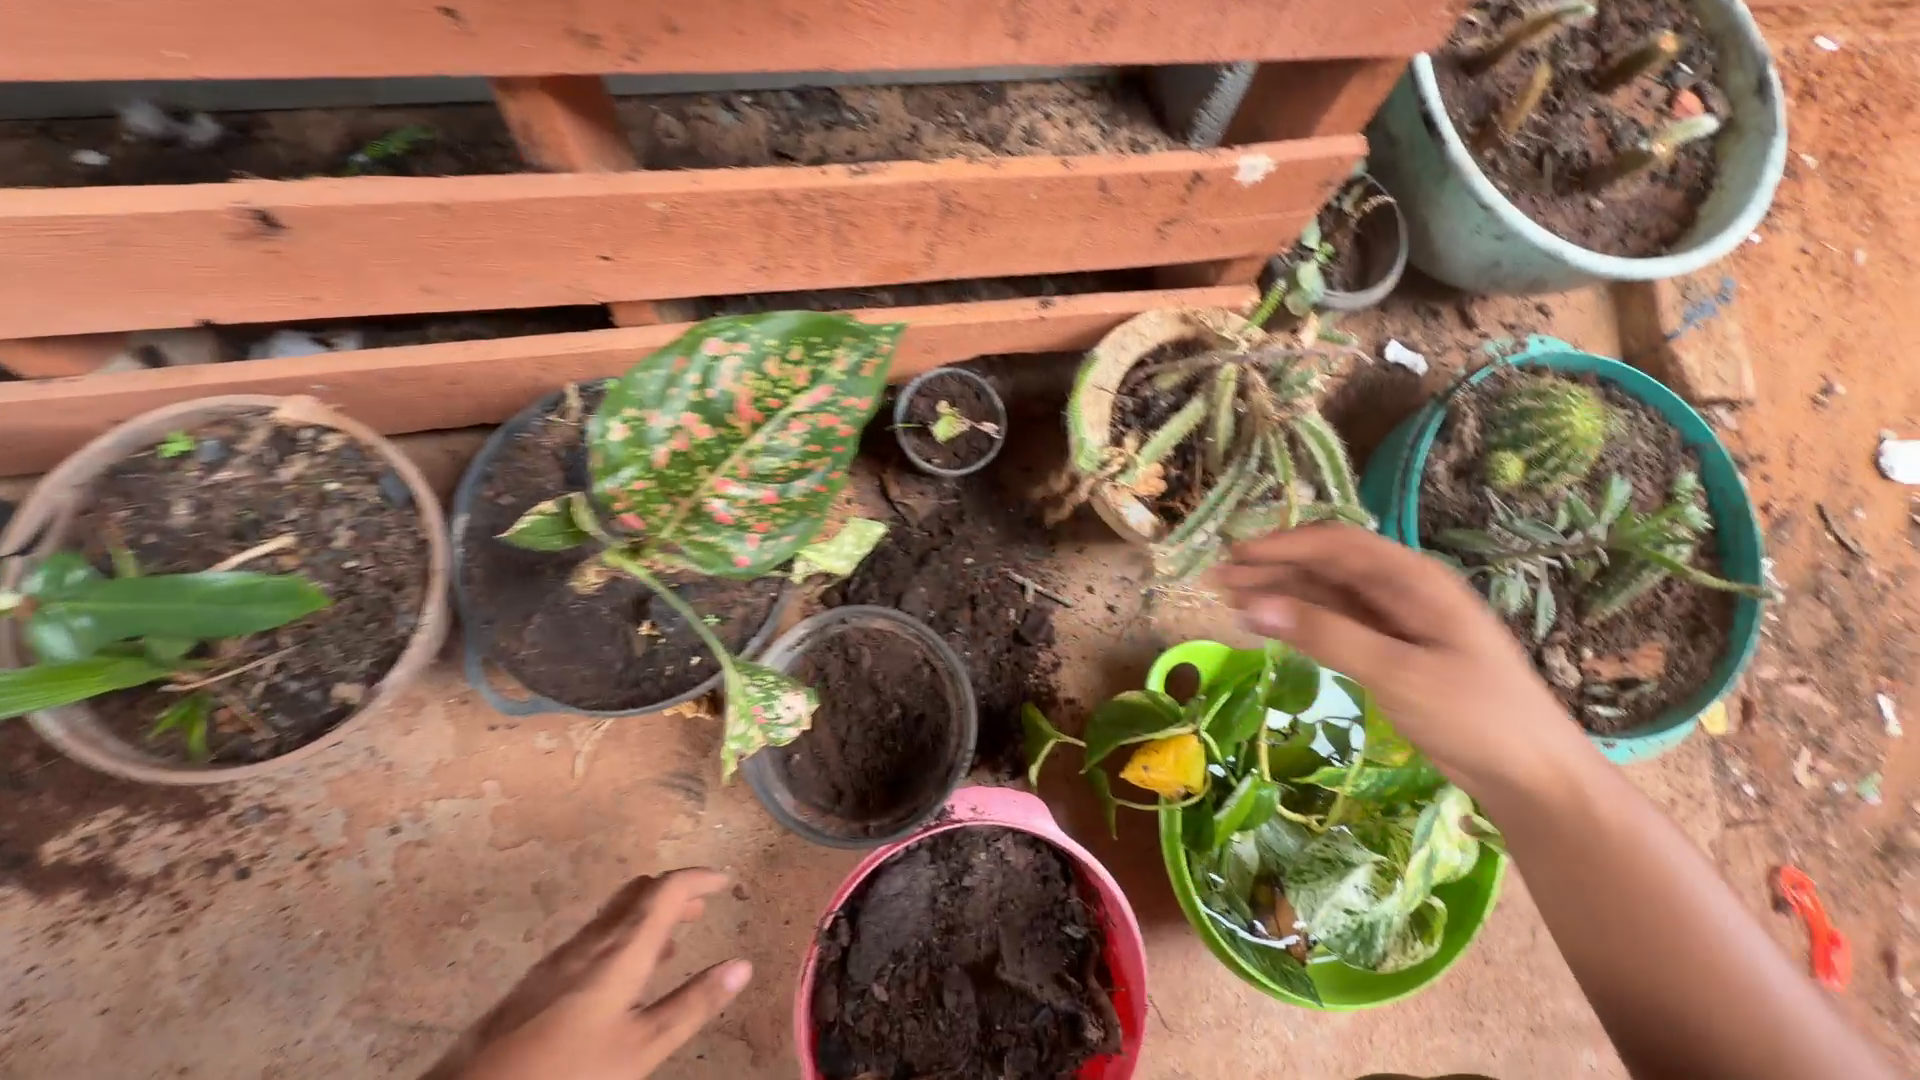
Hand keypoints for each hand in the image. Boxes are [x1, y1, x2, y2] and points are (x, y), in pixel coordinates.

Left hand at [424, 869, 751, 1079]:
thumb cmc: (567, 1072)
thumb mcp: (642, 1048)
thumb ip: (693, 1004)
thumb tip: (742, 966)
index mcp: (621, 950)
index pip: (667, 889)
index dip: (700, 877)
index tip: (726, 881)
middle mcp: (591, 941)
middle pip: (638, 892)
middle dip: (674, 892)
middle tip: (702, 908)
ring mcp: (560, 958)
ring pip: (613, 914)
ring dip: (648, 914)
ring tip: (674, 939)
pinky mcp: (539, 980)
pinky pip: (593, 936)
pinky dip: (622, 936)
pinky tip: (623, 976)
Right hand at [1211, 525, 1589, 804]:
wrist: (1530, 774)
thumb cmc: (1473, 715)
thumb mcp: (1396, 672)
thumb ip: (1325, 635)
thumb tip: (1256, 605)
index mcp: (1415, 580)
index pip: (1338, 544)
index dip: (1283, 545)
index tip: (1234, 557)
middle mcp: (1402, 591)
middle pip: (1326, 566)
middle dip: (1271, 569)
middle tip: (1218, 582)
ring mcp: (1396, 621)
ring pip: (1326, 595)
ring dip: (1279, 595)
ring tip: (1230, 602)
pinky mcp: (1389, 651)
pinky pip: (1335, 624)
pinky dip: (1298, 623)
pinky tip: (1267, 627)